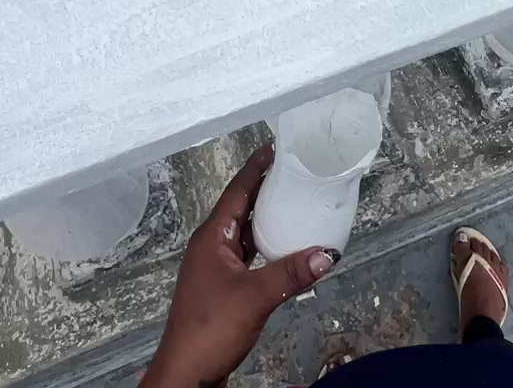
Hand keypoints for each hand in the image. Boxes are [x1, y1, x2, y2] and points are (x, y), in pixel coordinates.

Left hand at [141, 144, 337, 387]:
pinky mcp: (221, 286)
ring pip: (244, 232)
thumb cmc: (211, 328)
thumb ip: (291, 273)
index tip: (275, 147)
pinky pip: (247, 254)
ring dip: (266, 218)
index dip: (256, 167)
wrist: (185, 375)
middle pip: (241, 207)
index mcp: (212, 235)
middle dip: (264, 188)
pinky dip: (265, 246)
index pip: (237, 190)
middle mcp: (211, 244)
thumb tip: (328, 253)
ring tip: (293, 202)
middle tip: (293, 171)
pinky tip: (284, 247)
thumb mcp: (255, 296)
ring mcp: (215, 266)